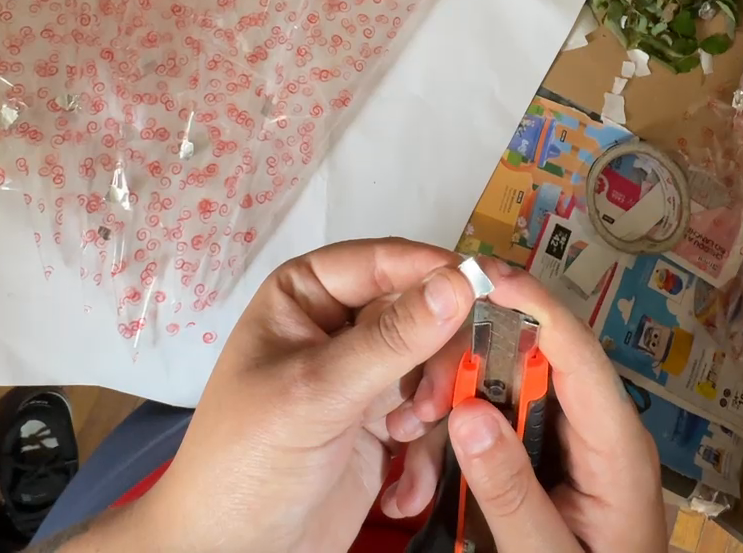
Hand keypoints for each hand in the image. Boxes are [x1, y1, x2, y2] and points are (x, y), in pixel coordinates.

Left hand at [76, 239, 474, 552]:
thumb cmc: (249, 460)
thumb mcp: (317, 394)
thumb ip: (392, 339)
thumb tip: (460, 280)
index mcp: (309, 291)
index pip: (385, 260)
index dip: (437, 269)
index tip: (492, 286)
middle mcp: (341, 321)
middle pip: (420, 308)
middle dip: (436, 354)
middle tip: (440, 398)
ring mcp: (365, 371)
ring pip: (434, 358)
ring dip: (434, 401)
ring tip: (409, 437)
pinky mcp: (384, 420)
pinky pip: (431, 410)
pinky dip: (428, 444)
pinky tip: (405, 481)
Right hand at [441, 257, 665, 552]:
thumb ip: (512, 494)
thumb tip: (468, 414)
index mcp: (617, 445)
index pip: (578, 353)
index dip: (534, 305)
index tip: (486, 275)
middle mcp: (593, 426)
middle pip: (526, 364)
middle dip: (465, 371)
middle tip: (417, 403)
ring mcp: (563, 439)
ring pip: (497, 394)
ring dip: (447, 418)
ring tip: (408, 462)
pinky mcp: (536, 455)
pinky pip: (489, 427)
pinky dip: (449, 446)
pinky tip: (417, 482)